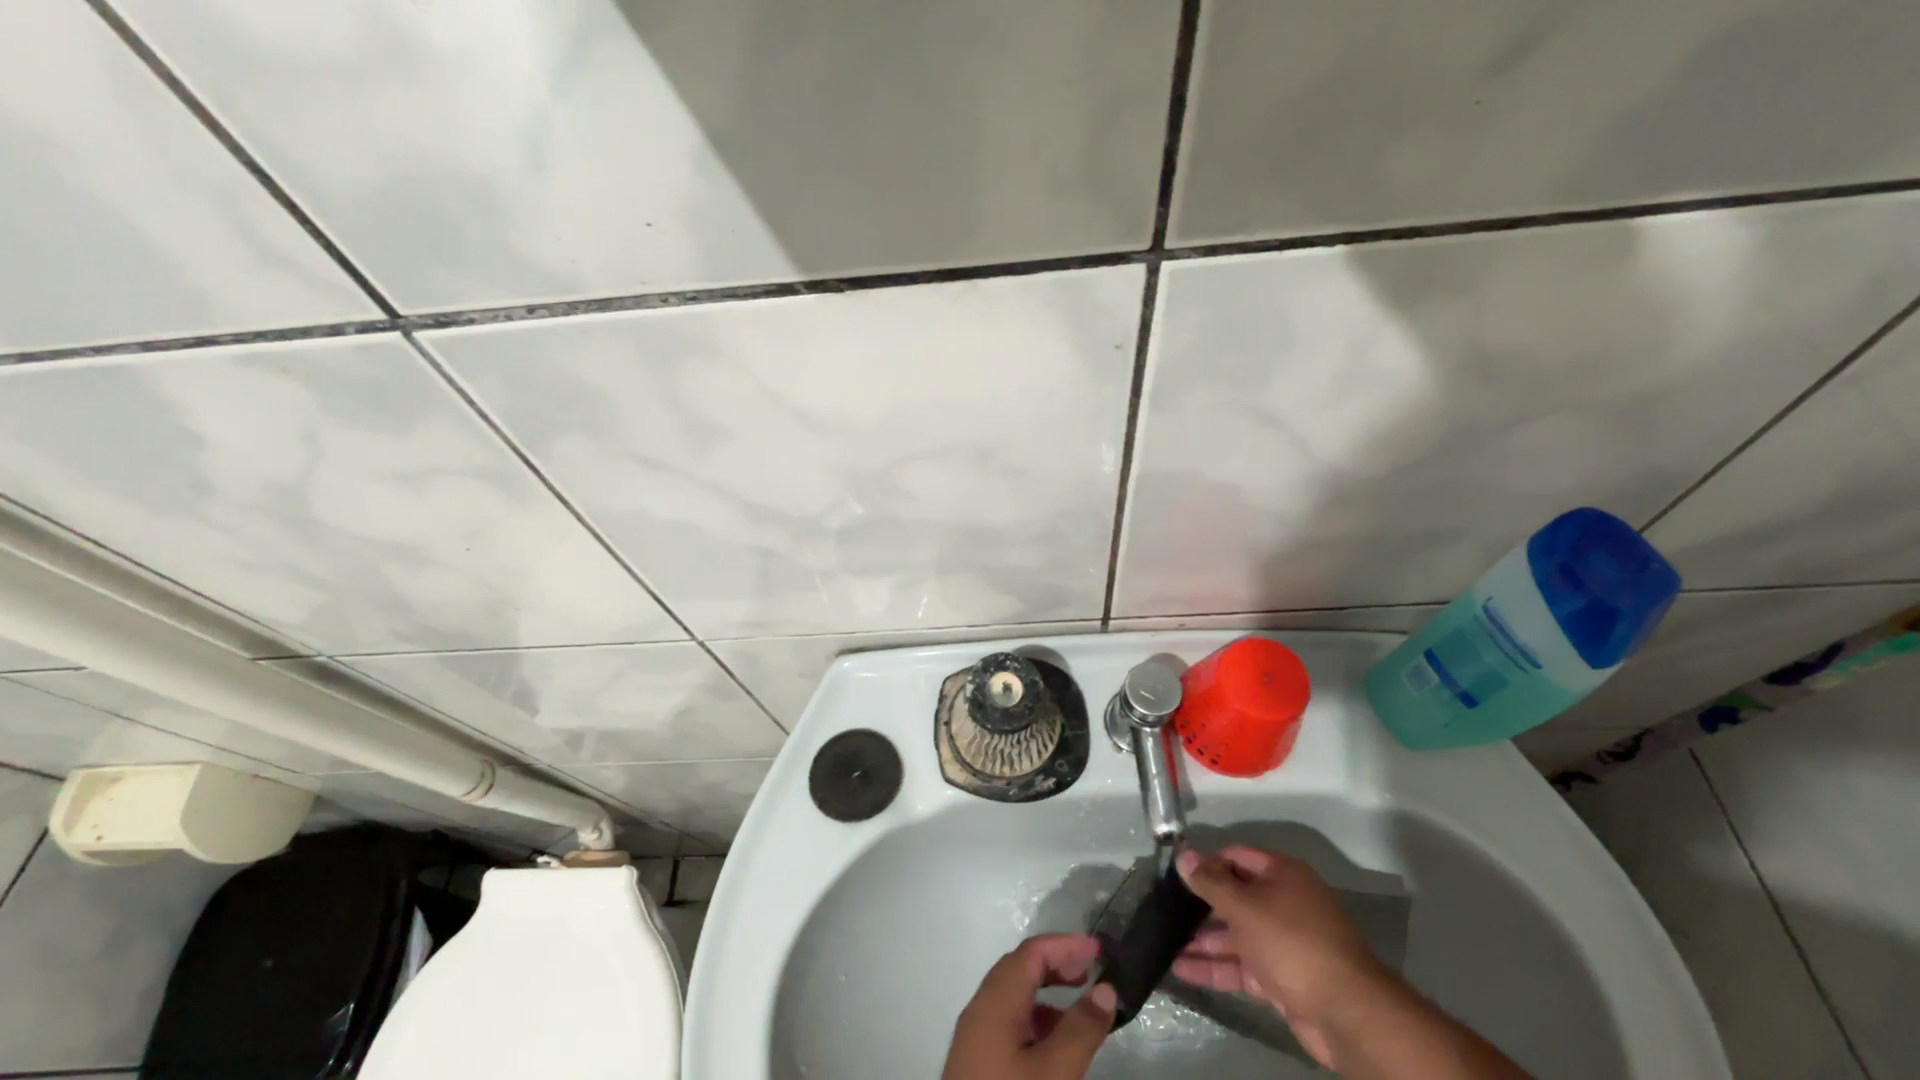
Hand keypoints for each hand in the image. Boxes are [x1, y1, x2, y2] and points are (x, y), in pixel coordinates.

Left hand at [942, 933, 1116, 1079]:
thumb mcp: (1055, 1071)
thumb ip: (1082, 1028)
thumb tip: (1105, 989)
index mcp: (995, 1001)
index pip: (1030, 952)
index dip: (1065, 944)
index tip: (1100, 950)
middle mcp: (980, 1009)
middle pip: (1019, 968)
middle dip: (1056, 963)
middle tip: (1092, 973)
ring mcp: (975, 1034)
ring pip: (1013, 996)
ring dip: (1047, 992)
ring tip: (1082, 1010)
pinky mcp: (977, 1058)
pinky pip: (1008, 1020)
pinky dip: (1036, 1016)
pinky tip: (1057, 1042)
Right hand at [1173, 846, 1388, 1069]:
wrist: (1344, 1010)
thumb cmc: (1291, 942)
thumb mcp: (1245, 906)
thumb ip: (1211, 882)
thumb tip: (1183, 854)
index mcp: (1282, 875)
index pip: (1236, 856)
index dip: (1205, 862)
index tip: (1172, 874)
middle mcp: (1284, 903)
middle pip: (1235, 897)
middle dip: (1199, 905)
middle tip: (1160, 910)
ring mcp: (1282, 942)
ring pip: (1234, 935)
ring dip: (1200, 940)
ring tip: (1161, 943)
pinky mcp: (1279, 976)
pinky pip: (1240, 966)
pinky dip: (1214, 967)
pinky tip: (1180, 970)